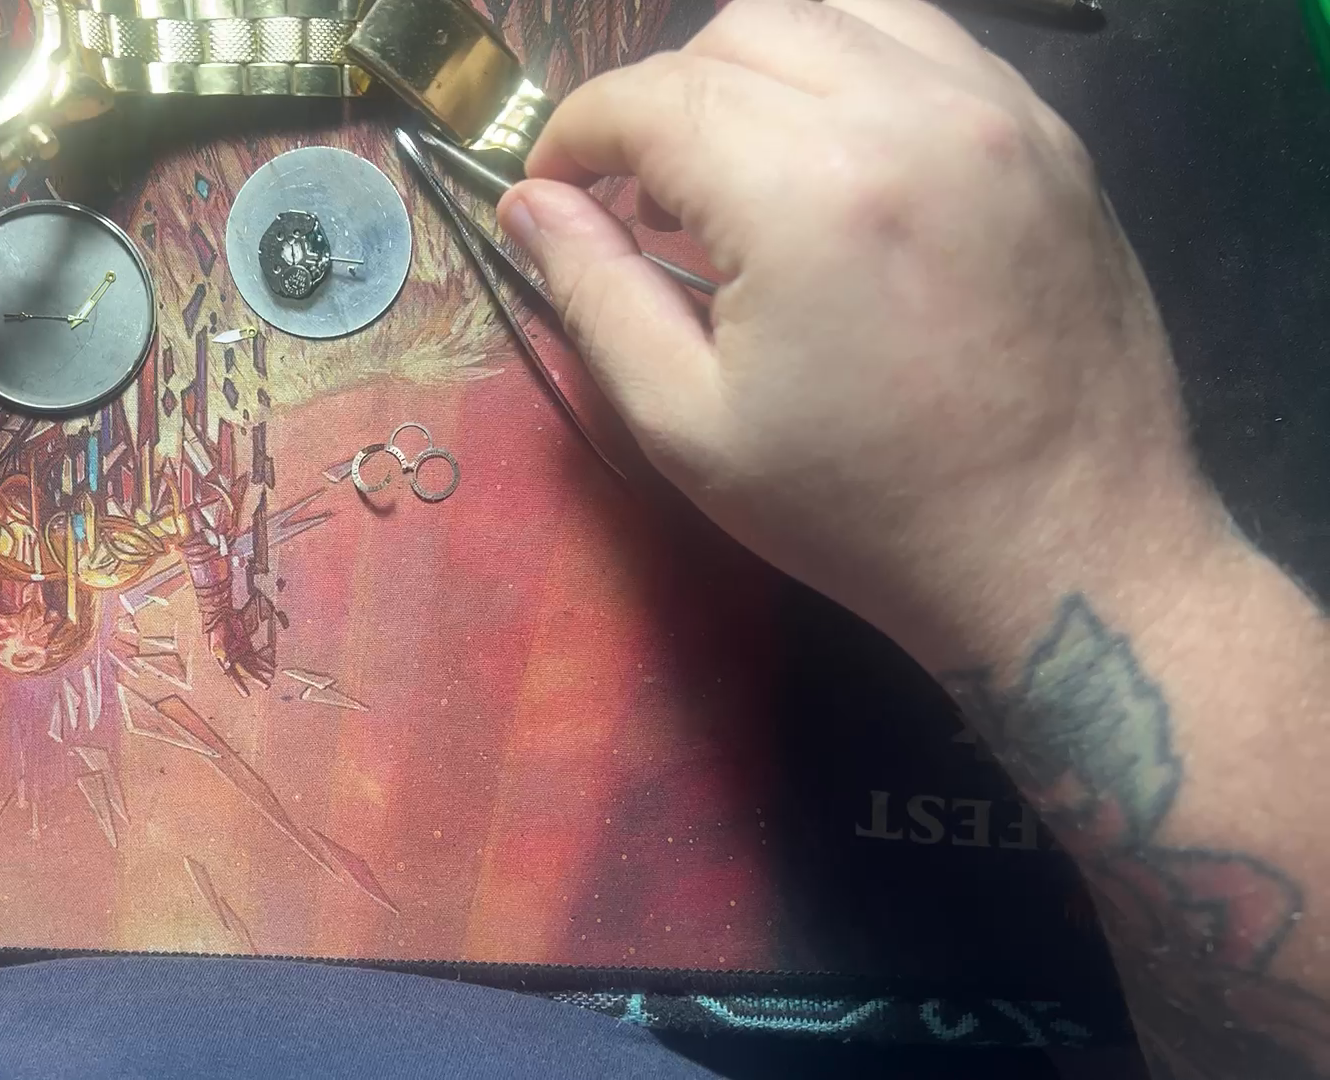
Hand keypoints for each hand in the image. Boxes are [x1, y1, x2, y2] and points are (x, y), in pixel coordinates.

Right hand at [500, 0, 1221, 657]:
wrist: (1050, 547)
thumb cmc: (840, 502)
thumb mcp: (678, 418)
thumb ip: (592, 292)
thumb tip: (527, 205)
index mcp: (809, 194)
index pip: (655, 98)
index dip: (574, 133)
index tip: (544, 192)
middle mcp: (914, 112)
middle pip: (735, 34)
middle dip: (647, 105)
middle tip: (623, 202)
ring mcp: (999, 109)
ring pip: (828, 15)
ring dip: (734, 79)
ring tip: (710, 181)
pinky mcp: (1045, 132)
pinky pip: (911, 44)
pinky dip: (824, 78)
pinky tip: (804, 172)